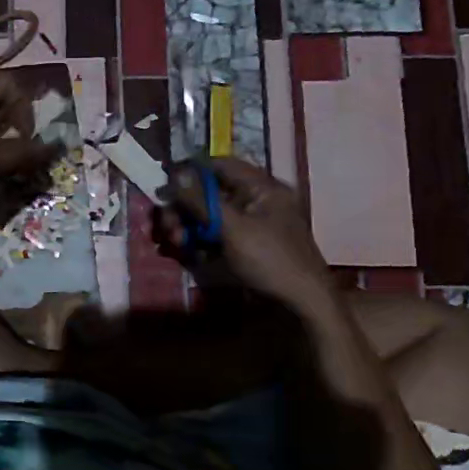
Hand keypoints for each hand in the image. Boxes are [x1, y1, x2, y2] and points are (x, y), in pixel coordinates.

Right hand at [153, 158, 337, 314]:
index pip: (220, 165)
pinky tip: (190, 253)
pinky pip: (217, 234)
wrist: (303, 303)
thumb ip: (202, 200)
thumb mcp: (232, 228)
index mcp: (262, 188)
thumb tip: (177, 173)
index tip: (166, 186)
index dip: (191, 171)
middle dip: (185, 207)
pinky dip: (201, 241)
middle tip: (167, 225)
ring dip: (188, 226)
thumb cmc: (270, 259)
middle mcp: (257, 200)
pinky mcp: (246, 244)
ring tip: (176, 243)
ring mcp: (251, 224)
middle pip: (210, 192)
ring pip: (210, 215)